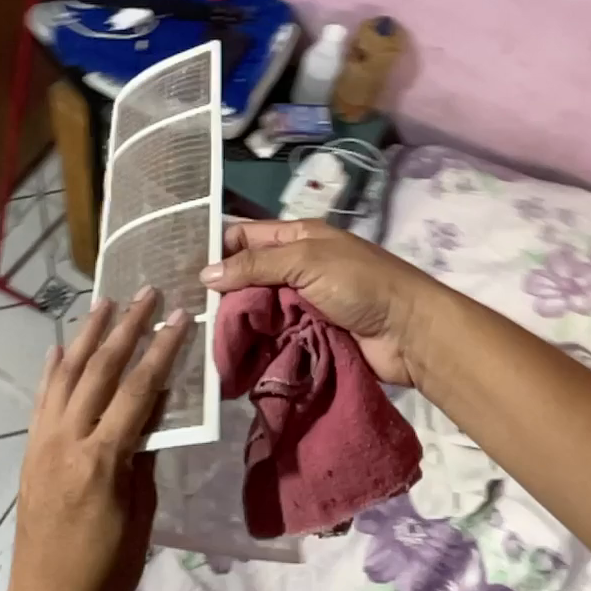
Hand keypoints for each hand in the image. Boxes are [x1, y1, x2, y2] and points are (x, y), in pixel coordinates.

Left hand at [0, 289, 191, 590]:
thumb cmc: (106, 568)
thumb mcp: (140, 515)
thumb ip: (144, 455)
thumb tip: (155, 405)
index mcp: (100, 460)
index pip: (136, 390)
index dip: (161, 350)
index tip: (179, 316)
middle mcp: (66, 441)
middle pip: (99, 370)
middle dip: (126, 327)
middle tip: (146, 292)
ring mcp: (42, 443)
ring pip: (65, 375)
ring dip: (86, 335)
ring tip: (105, 302)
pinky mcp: (29, 451)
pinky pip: (40, 399)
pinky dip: (51, 369)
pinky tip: (57, 347)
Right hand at [199, 219, 439, 386]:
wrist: (409, 332)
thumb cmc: (359, 283)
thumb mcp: (306, 261)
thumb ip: (256, 265)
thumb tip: (206, 273)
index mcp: (296, 238)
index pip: (244, 236)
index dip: (217, 249)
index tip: (182, 268)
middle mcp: (296, 267)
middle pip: (247, 276)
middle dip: (221, 291)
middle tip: (185, 310)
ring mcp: (302, 303)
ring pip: (257, 309)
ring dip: (237, 322)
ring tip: (200, 336)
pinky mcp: (308, 335)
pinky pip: (273, 336)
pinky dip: (256, 344)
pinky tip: (230, 354)